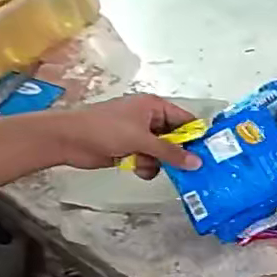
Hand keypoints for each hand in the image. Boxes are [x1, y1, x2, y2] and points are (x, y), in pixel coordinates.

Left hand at [54, 94, 202, 177]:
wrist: (68, 140)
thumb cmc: (105, 130)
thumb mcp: (142, 140)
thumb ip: (171, 152)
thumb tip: (197, 163)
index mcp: (154, 107)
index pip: (185, 119)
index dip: (197, 135)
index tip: (208, 153)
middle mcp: (150, 119)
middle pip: (176, 138)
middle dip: (179, 154)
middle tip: (190, 169)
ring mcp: (139, 135)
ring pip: (163, 152)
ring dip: (159, 162)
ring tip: (149, 166)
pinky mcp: (130, 149)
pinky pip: (149, 160)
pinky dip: (147, 167)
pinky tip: (138, 170)